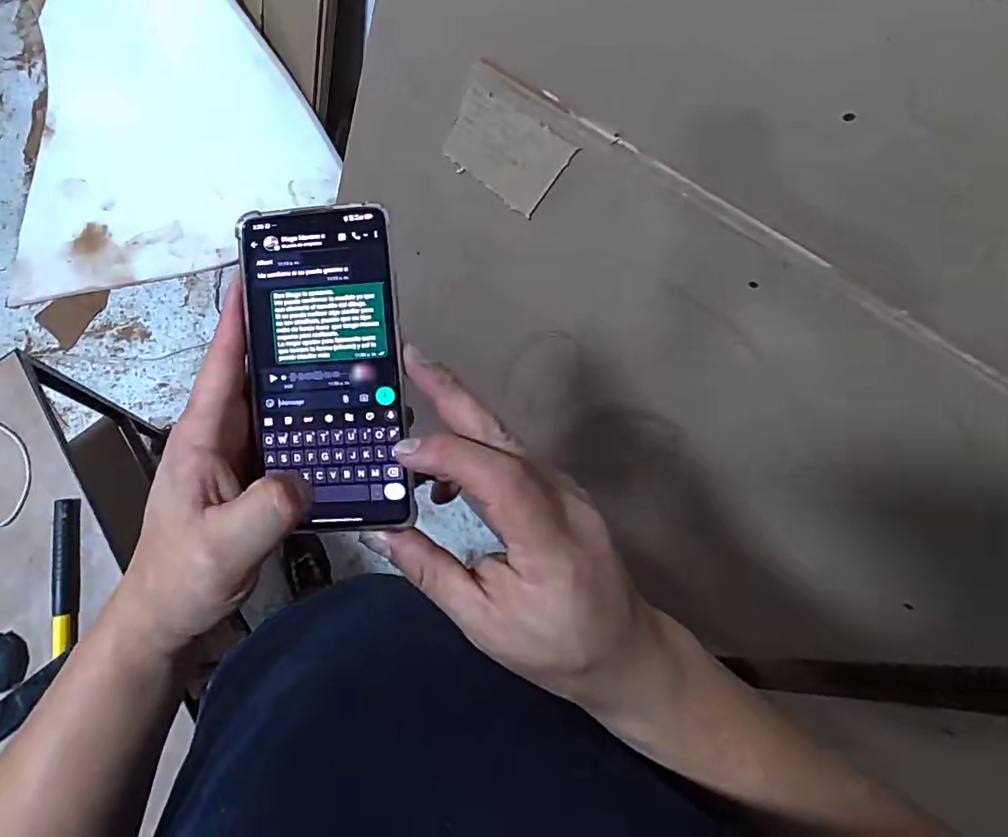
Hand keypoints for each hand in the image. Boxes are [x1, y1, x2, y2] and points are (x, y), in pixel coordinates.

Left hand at [110, 275, 310, 656]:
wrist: (167, 615)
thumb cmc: (178, 577)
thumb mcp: (222, 545)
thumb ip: (266, 509)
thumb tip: (304, 478)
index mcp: (200, 437)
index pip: (221, 367)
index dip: (236, 322)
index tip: (254, 279)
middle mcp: (216, 436)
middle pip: (253, 378)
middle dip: (283, 345)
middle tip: (327, 319)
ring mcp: (233, 457)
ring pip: (271, 409)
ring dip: (302, 388)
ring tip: (348, 365)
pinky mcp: (249, 478)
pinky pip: (282, 442)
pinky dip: (307, 429)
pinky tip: (340, 427)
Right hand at [362, 346, 674, 716]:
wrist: (625, 651)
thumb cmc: (556, 647)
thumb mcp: (484, 624)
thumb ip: (431, 572)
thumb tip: (381, 531)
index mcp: (550, 542)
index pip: (500, 479)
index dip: (448, 457)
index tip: (399, 454)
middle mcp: (562, 499)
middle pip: (502, 435)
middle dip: (453, 391)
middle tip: (412, 357)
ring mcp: (562, 487)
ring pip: (502, 436)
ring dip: (454, 409)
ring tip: (412, 389)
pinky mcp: (554, 486)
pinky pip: (505, 452)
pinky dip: (467, 442)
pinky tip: (438, 468)